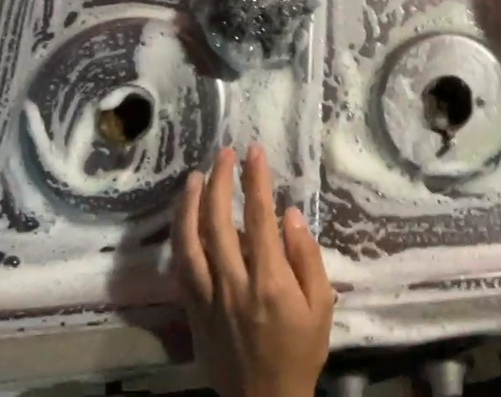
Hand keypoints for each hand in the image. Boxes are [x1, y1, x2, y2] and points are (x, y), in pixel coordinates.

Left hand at [173, 145, 332, 396]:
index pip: (258, 218)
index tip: (254, 151)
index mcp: (269, 282)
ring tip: (194, 177)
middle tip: (224, 154)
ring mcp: (207, 299)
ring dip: (189, 205)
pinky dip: (179, 238)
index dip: (255, 180)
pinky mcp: (193, 312)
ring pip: (188, 243)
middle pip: (217, 223)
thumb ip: (307, 258)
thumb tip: (290, 215)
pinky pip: (180, 268)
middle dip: (219, 182)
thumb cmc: (301, 350)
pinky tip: (184, 218)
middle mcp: (233, 285)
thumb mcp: (321, 305)